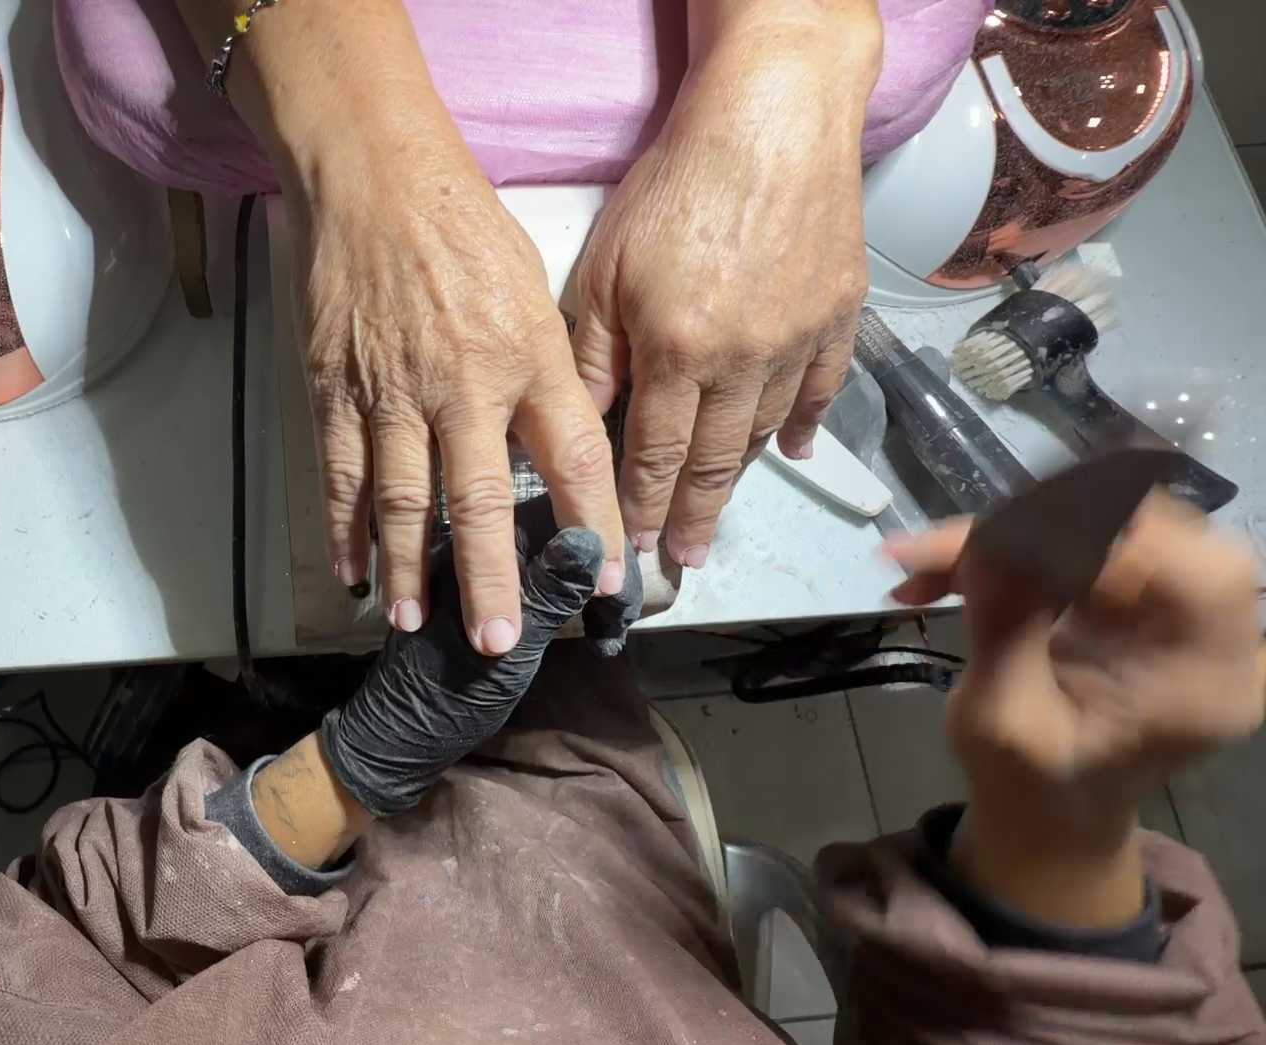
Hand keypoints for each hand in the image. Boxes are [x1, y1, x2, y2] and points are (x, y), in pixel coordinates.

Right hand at [290, 129, 625, 652]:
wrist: (375, 182)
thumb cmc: (463, 230)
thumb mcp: (534, 293)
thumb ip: (547, 375)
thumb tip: (558, 450)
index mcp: (526, 356)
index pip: (573, 457)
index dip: (594, 526)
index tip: (606, 586)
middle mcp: (462, 384)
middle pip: (479, 498)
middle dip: (489, 576)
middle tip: (494, 640)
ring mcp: (392, 392)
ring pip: (401, 499)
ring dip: (407, 567)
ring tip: (412, 621)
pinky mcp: (337, 391)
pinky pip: (340, 473)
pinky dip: (345, 528)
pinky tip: (353, 570)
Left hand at [318, 495, 632, 817]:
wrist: (397, 736)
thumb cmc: (444, 700)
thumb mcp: (504, 655)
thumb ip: (544, 597)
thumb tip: (589, 535)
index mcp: (475, 549)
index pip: (557, 514)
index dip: (605, 549)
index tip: (622, 604)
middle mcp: (478, 544)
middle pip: (564, 527)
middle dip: (606, 569)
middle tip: (618, 624)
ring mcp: (483, 566)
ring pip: (558, 551)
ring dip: (594, 585)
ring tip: (608, 631)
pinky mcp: (490, 591)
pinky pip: (543, 576)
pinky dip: (575, 598)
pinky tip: (591, 630)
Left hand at [574, 17, 880, 567]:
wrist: (772, 117)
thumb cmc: (673, 191)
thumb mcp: (602, 276)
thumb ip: (591, 359)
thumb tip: (575, 424)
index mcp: (678, 353)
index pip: (655, 453)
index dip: (642, 506)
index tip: (636, 546)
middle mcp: (742, 359)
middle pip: (713, 459)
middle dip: (693, 515)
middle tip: (686, 557)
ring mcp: (798, 338)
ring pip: (761, 433)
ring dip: (738, 482)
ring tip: (720, 519)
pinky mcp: (839, 312)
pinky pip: (821, 387)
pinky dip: (802, 424)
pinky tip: (790, 454)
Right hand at [886, 495, 1264, 919]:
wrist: (1046, 810)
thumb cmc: (1028, 781)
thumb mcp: (1003, 719)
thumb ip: (1005, 630)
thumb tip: (985, 545)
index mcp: (1206, 676)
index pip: (1191, 574)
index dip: (1099, 541)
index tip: (991, 540)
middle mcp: (1206, 632)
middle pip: (1141, 537)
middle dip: (1028, 532)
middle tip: (932, 550)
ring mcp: (1164, 614)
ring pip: (1090, 536)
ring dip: (993, 543)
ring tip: (913, 569)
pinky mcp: (1122, 605)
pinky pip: (1063, 554)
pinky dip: (992, 556)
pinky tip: (935, 579)